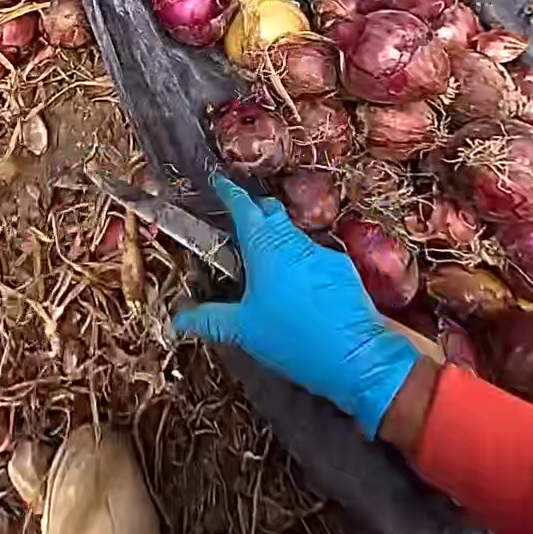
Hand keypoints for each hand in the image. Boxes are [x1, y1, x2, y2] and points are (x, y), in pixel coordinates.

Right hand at [173, 176, 418, 435]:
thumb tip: (176, 320)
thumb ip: (209, 320)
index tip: (219, 181)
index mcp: (264, 246)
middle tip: (240, 217)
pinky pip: (313, 255)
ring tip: (265, 261)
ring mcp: (320, 251)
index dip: (229, 192)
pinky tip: (297, 286)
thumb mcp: (243, 331)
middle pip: (271, 212)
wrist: (355, 352)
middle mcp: (292, 240)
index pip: (244, 207)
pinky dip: (300, 262)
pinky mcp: (341, 266)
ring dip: (277, 239)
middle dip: (255, 209)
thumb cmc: (290, 337)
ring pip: (292, 235)